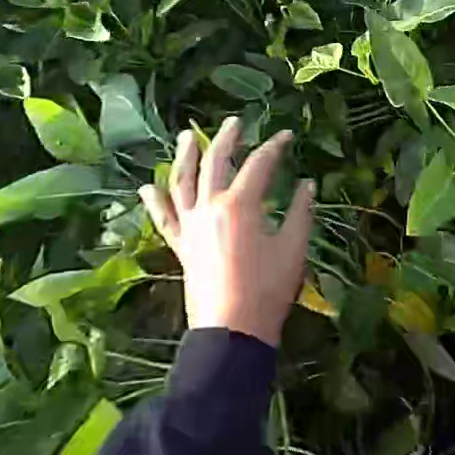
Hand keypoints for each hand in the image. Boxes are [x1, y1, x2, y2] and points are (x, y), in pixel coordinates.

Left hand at [141, 117, 314, 348]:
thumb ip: (301, 212)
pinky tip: (147, 187)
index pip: (260, 164)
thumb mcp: (293, 248)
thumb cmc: (267, 290)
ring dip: (186, 156)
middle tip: (235, 122)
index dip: (275, 146)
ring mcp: (190, 226)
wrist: (231, 332)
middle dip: (227, 138)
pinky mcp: (180, 246)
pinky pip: (163, 218)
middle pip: (216, 162)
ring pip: (182, 182)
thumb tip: (307, 185)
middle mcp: (209, 207)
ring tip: (187, 137)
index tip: (287, 135)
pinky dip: (155, 201)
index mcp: (240, 205)